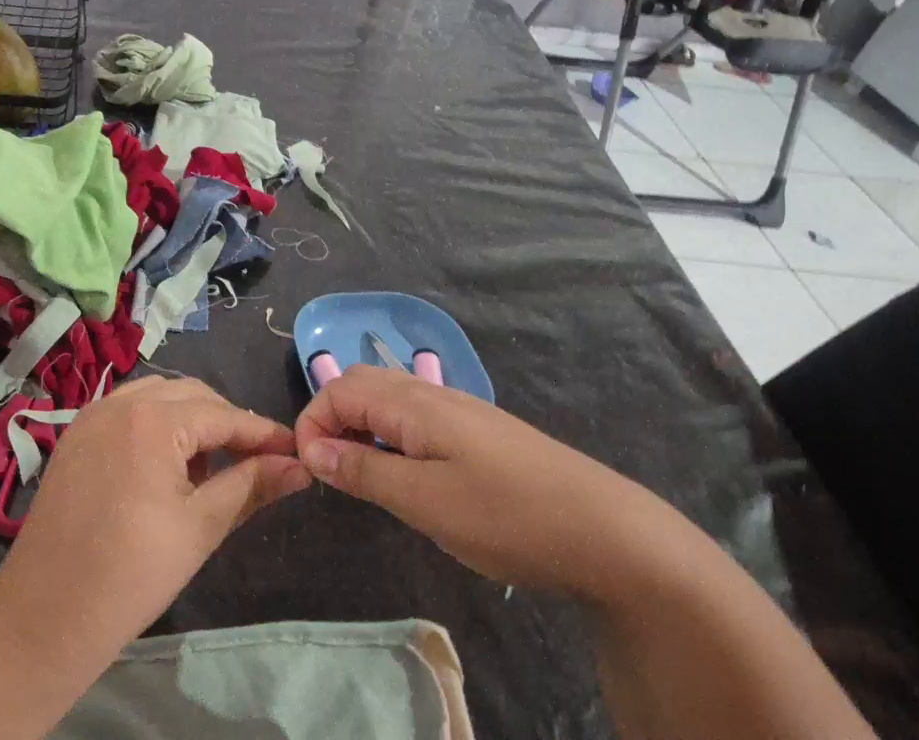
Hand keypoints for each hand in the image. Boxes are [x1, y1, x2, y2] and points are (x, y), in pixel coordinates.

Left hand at [0, 377, 310, 654]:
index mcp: (152, 419)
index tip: (295, 452)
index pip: (223, 415)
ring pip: (156, 398)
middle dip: (226, 422)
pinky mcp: (73, 439)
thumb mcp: (202, 526)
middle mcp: (118, 403)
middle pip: (190, 395)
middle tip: (256, 462)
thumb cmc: (133, 573)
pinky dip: (154, 427)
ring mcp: (90, 418)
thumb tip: (300, 466)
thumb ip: (252, 485)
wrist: (46, 615)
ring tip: (209, 469)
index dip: (263, 433)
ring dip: (190, 420)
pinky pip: (125, 413)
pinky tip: (165, 469)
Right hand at [295, 366, 678, 602]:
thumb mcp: (424, 501)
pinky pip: (420, 418)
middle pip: (365, 383)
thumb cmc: (508, 517)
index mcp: (416, 404)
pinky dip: (393, 436)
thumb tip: (312, 446)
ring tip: (363, 476)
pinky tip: (409, 475)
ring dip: (362, 426)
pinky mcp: (484, 434)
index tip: (309, 470)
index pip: (340, 387)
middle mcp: (437, 395)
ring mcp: (465, 412)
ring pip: (393, 399)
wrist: (609, 534)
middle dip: (333, 418)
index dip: (311, 422)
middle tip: (330, 470)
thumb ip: (363, 469)